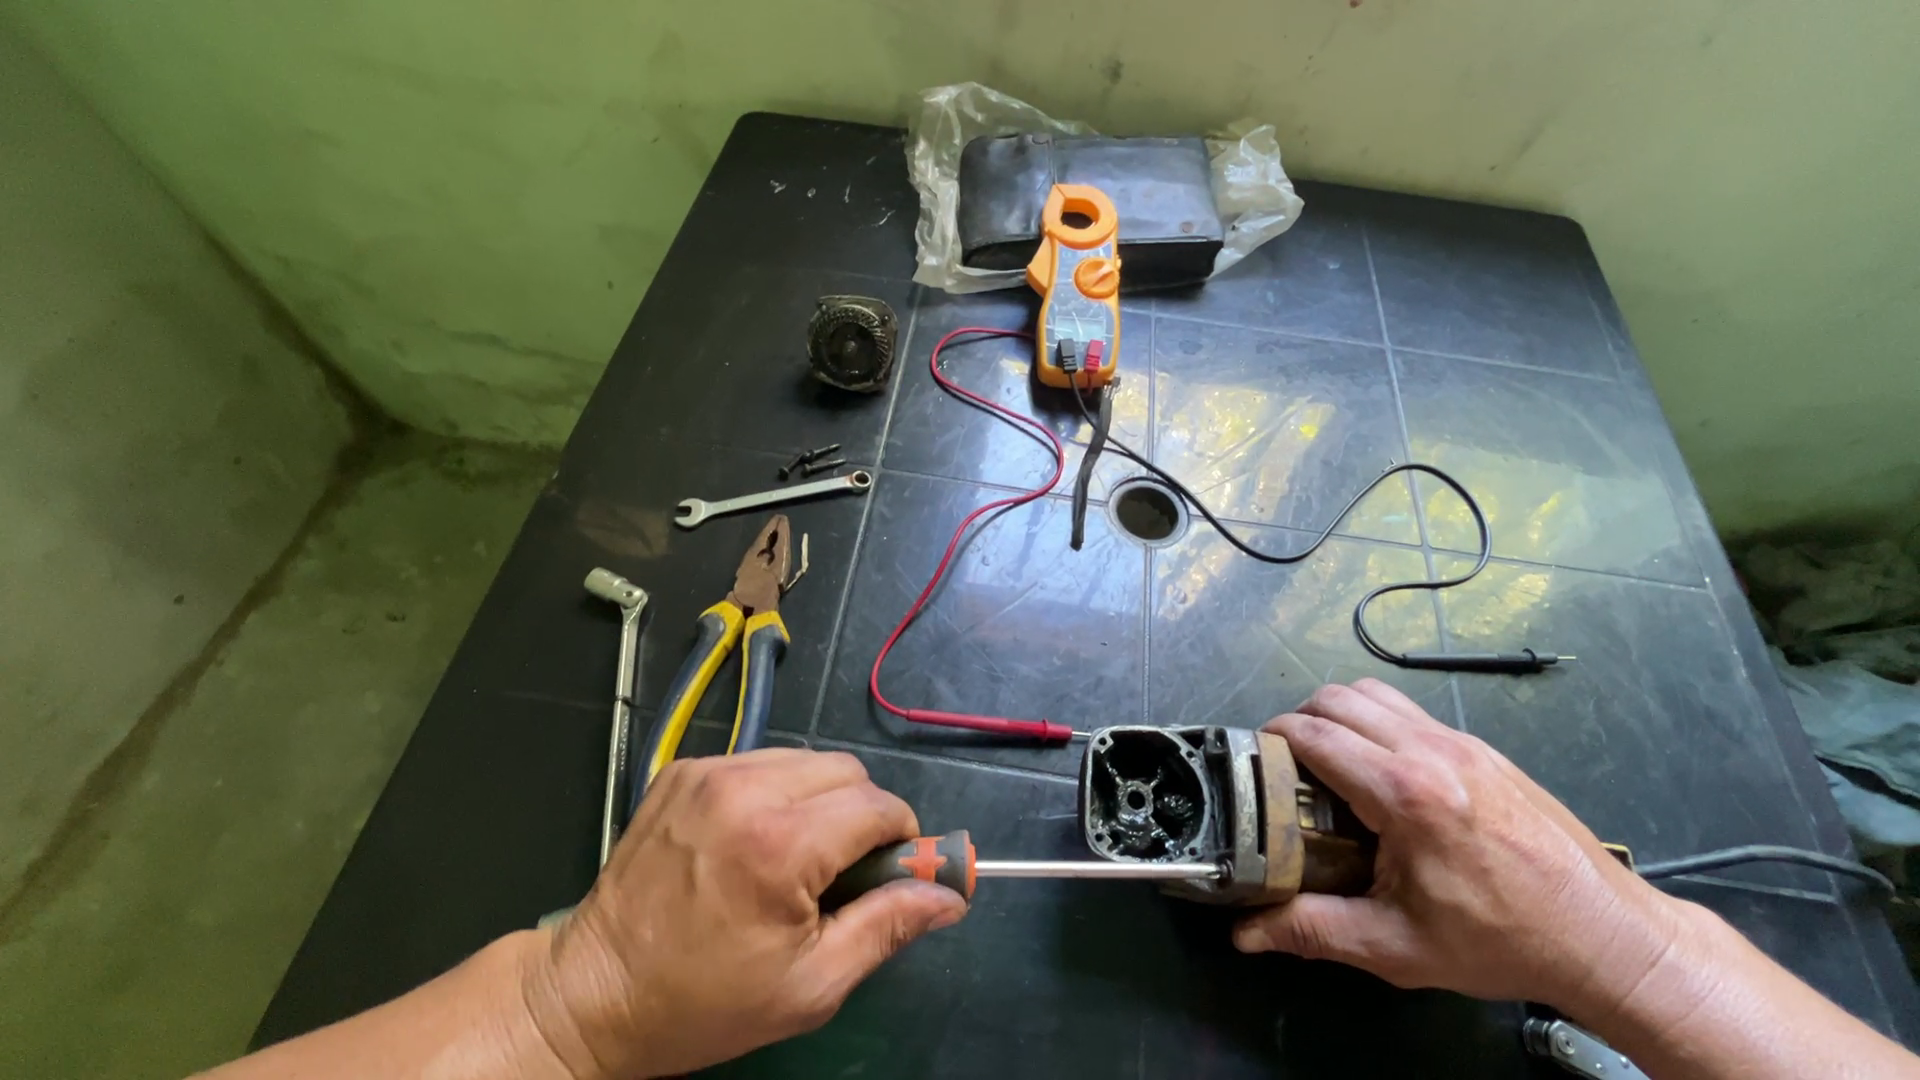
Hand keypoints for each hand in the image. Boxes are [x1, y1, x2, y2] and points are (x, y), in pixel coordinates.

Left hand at [520, 749, 967, 1078]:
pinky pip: (763, 762)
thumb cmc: (706, 1002)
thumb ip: (887, 926)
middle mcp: (746, 788)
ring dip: (821, 798)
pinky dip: (778, 790)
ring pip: (807, 760)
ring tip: (796, 854)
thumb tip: (950, 895)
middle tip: (841, 870)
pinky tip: (756, 836)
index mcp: (780, 844)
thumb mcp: (811, 985)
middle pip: (846, 771)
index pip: (877, 806)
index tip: (889, 873)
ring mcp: (710, 772)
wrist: (594, 992)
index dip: (899, 838)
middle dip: (862, 814)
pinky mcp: (685, 769)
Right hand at [1234, 679, 1683, 1013]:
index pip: (1314, 734)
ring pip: (1372, 692)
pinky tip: (1377, 767)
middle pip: (1336, 698)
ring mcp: (1460, 741)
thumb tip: (1246, 933)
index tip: (1256, 762)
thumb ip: (1312, 930)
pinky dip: (1374, 720)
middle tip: (1286, 764)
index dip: (1272, 738)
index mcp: (1405, 794)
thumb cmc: (1502, 943)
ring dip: (1336, 713)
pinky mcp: (1481, 746)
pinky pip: (1407, 709)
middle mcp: (1430, 750)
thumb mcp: (1396, 946)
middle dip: (1298, 720)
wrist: (1609, 938)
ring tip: (1327, 758)